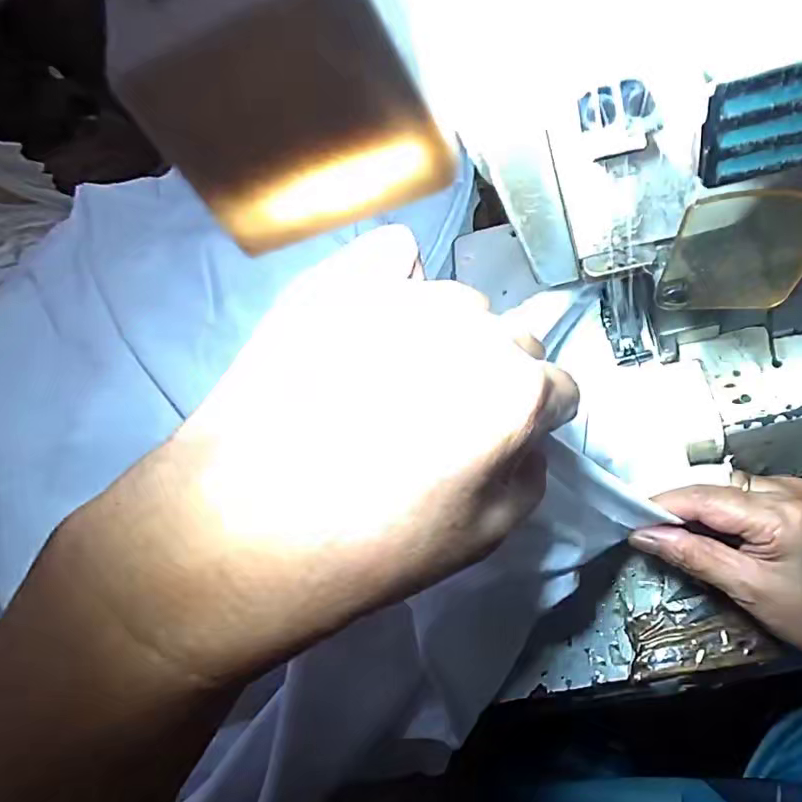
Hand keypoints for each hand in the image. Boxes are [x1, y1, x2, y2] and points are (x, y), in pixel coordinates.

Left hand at [43, 225, 577, 687]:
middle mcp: (477, 328)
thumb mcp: (490, 533)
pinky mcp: (344, 278)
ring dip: (450, 338)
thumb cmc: (378, 544)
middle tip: (448, 417)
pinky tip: (374, 319)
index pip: (562, 388)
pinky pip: (397, 257)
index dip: (540, 420)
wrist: (239, 526)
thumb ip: (533, 471)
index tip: (506, 441)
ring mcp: (407, 294)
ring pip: (460, 309)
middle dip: (500, 376)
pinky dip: (399, 283)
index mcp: (520, 389)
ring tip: (396, 380)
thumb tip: (527, 437)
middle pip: (516, 342)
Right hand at [630, 473, 801, 678]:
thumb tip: (647, 535)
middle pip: (715, 488)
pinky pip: (740, 493)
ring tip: (669, 529)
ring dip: (697, 507)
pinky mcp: (789, 495)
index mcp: (781, 513)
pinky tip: (703, 528)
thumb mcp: (743, 587)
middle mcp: (787, 489)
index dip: (667, 504)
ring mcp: (791, 488)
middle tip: (646, 527)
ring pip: (724, 488)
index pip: (708, 498)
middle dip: (680, 506)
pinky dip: (717, 509)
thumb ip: (693, 554)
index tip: (633, 516)